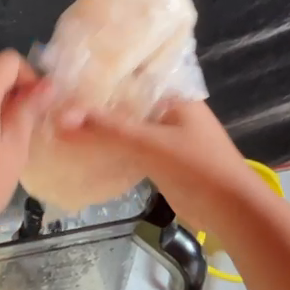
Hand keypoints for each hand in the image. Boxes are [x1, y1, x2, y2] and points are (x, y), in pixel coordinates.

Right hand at [54, 99, 265, 235]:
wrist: (234, 212)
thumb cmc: (197, 167)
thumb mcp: (149, 143)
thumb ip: (106, 130)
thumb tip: (61, 118)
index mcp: (174, 96)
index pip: (130, 78)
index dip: (99, 78)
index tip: (66, 80)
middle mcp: (170, 111)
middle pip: (126, 104)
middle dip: (95, 107)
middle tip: (56, 104)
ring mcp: (168, 138)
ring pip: (127, 129)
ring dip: (102, 130)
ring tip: (63, 125)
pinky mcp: (163, 162)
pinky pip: (131, 150)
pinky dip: (111, 150)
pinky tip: (85, 151)